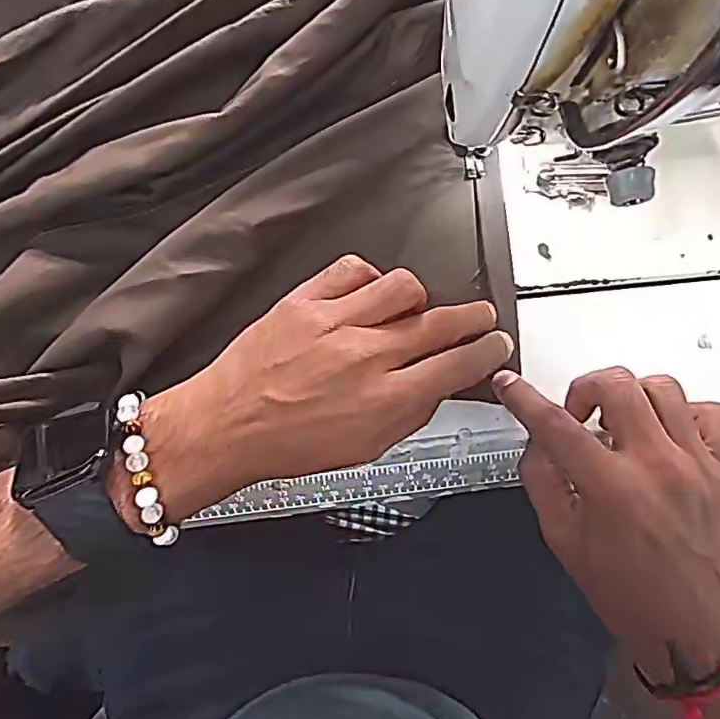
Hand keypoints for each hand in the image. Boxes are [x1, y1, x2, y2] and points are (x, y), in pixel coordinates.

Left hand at [129, 256, 514, 522]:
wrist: (226, 426)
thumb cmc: (286, 444)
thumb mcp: (364, 448)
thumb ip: (409, 415)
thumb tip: (436, 387)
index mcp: (385, 399)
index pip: (457, 365)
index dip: (485, 351)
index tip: (493, 344)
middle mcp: (365, 356)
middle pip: (440, 322)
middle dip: (473, 318)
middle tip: (481, 317)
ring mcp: (334, 322)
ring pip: (404, 288)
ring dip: (423, 297)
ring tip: (417, 307)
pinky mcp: (305, 301)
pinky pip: (353, 270)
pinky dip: (370, 278)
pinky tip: (369, 292)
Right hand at [491, 367, 719, 668]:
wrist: (692, 628)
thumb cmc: (630, 593)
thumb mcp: (563, 539)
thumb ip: (542, 481)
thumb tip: (536, 441)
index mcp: (610, 488)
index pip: (555, 424)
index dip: (524, 398)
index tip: (511, 386)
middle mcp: (656, 466)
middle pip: (615, 384)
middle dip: (583, 388)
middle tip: (578, 414)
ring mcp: (695, 464)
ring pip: (662, 387)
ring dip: (630, 395)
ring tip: (621, 420)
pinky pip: (711, 412)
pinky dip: (684, 411)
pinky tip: (666, 430)